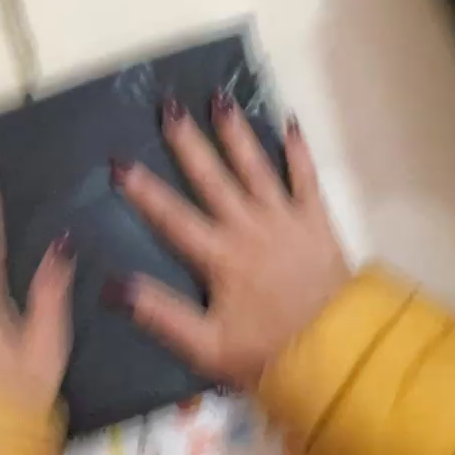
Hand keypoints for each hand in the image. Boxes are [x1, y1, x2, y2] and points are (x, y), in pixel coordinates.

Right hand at [110, 94, 351, 391]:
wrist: (339, 356)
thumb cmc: (268, 353)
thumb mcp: (206, 346)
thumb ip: (160, 314)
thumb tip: (114, 285)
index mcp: (220, 258)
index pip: (174, 218)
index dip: (145, 191)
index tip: (119, 162)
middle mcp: (250, 228)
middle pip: (213, 179)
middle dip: (189, 143)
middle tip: (170, 107)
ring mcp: (286, 220)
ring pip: (256, 168)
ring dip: (236, 134)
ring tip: (220, 98)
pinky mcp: (317, 221)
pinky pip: (306, 179)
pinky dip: (298, 151)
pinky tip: (289, 124)